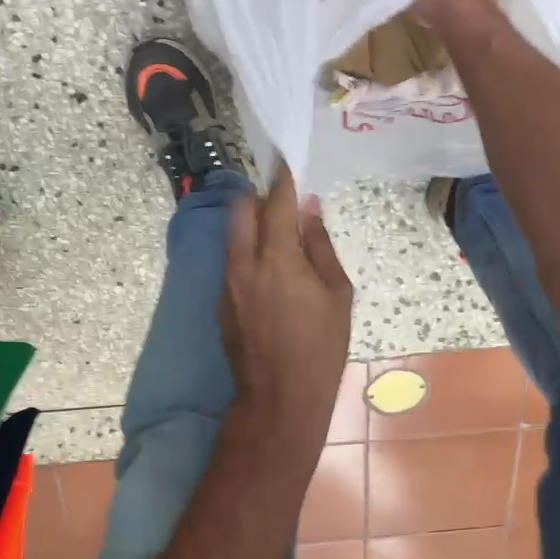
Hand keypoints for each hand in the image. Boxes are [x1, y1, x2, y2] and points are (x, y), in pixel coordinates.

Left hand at [221, 166, 353, 435]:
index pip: (277, 200)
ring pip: (233, 234)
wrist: (279, 400)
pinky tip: (271, 275)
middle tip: (282, 201)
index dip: (283, 176)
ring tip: (279, 236)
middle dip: (259, 196)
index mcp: (278, 257)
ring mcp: (228, 281)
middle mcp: (245, 261)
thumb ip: (321, 245)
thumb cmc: (320, 348)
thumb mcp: (337, 294)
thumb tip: (310, 210)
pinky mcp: (221, 301)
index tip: (286, 158)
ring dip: (252, 224)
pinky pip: (233, 261)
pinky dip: (249, 253)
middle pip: (241, 207)